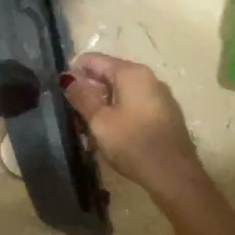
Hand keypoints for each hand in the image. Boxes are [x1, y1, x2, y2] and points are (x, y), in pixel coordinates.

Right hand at [62, 52, 201, 195]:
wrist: (174, 174)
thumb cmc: (133, 144)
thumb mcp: (100, 121)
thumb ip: (82, 97)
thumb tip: (68, 78)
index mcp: (131, 73)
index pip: (95, 60)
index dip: (75, 70)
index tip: (60, 88)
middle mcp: (148, 77)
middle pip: (110, 74)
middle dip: (89, 88)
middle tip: (72, 110)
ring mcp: (159, 95)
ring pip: (123, 91)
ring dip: (104, 103)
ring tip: (88, 124)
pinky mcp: (165, 114)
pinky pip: (135, 104)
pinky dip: (120, 111)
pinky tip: (111, 131)